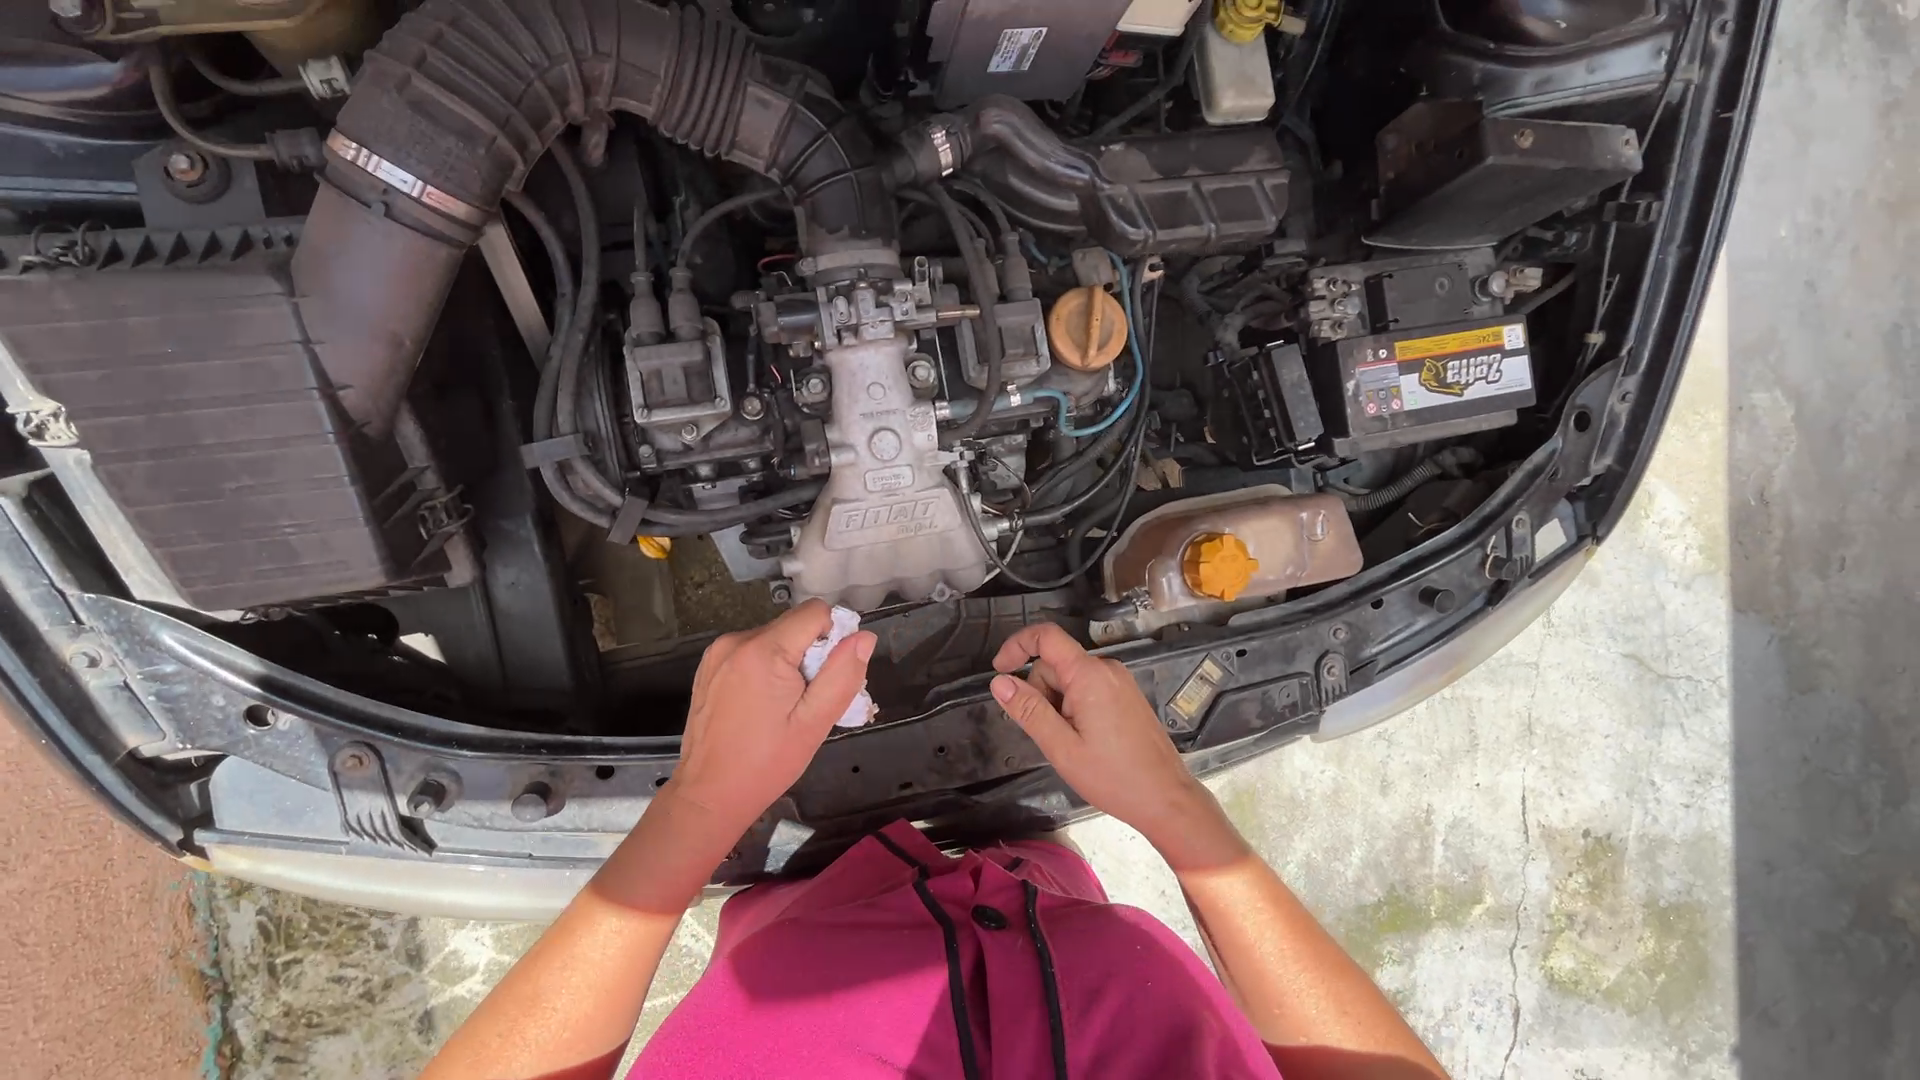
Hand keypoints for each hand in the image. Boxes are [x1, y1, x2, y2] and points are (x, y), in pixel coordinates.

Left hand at [667, 600, 875, 830]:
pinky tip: (761, 704)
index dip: (833, 638)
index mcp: (764, 650)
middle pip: (794, 624)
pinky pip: (751, 650)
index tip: (828, 676)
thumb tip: (865, 637)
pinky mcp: (709, 666)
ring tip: (783, 706)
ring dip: (788, 661)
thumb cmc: (766, 763)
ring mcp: (718, 652)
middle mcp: (736, 640)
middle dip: (810, 653)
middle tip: (807, 699)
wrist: (710, 794)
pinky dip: (765, 667)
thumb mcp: (815, 723)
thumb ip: (843, 675)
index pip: (815, 612)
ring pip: (774, 637)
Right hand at [991, 624, 1240, 864]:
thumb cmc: (1113, 776)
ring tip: (1071, 743)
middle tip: (1050, 734)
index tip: (999, 671)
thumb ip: (1029, 711)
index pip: (1046, 637)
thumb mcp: (1061, 748)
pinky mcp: (1126, 695)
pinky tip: (1085, 739)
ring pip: (1070, 678)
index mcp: (1089, 675)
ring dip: (1058, 703)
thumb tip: (999, 682)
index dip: (1017, 645)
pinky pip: (1088, 688)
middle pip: (1056, 663)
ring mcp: (1120, 681)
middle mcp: (1107, 668)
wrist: (1166, 798)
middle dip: (1040, 692)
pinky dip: (1075, 707)